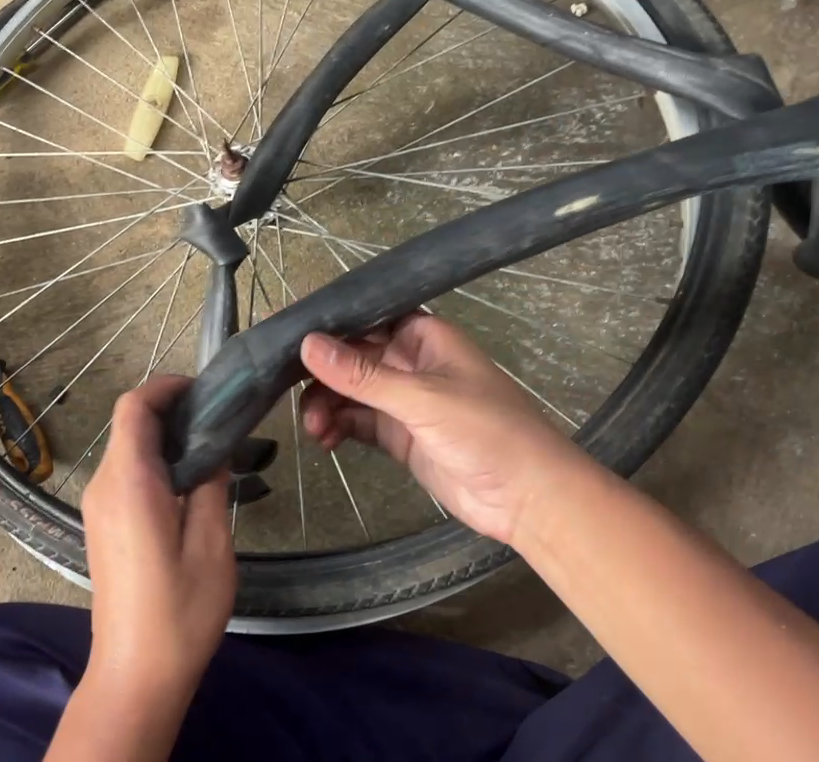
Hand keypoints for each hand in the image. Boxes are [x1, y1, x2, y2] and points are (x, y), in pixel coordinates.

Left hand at [82, 376, 234, 698]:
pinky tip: (186, 482)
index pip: (134, 407)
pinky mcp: (101, 524)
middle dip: (170, 409)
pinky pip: (124, 474)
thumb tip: (213, 448)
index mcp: (130, 482)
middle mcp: (104, 486)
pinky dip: (153, 461)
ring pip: (126, 448)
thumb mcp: (211, 545)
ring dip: (162, 436)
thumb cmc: (179, 612)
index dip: (165, 387)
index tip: (204, 390)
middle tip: (218, 419)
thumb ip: (209, 486)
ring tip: (210, 448)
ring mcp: (97, 506)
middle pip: (128, 423)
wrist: (134, 674)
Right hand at [299, 313, 592, 542]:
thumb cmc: (487, 431)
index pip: (366, 318)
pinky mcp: (399, 435)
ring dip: (326, 404)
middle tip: (290, 391)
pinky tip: (325, 439)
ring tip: (315, 428)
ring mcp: (404, 400)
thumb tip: (307, 344)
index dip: (329, 325)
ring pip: (350, 392)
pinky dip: (338, 427)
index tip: (287, 335)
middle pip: (351, 356)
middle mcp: (410, 362)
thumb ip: (362, 375)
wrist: (530, 499)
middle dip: (322, 373)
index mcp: (423, 336)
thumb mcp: (422, 399)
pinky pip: (358, 422)